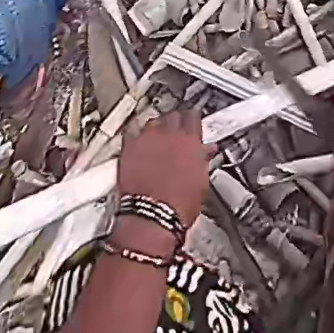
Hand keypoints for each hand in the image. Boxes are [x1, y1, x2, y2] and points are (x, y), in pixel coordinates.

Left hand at [117, 110, 208, 229]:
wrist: (152, 216)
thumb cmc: (178, 206)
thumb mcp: (200, 182)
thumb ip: (201, 160)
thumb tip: (204, 152)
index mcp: (190, 142)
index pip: (192, 117)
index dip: (192, 119)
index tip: (191, 121)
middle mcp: (168, 135)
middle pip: (172, 116)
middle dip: (174, 121)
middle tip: (175, 131)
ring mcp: (147, 139)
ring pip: (152, 122)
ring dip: (156, 128)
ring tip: (158, 139)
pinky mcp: (129, 146)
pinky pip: (133, 133)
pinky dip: (137, 138)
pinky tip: (140, 147)